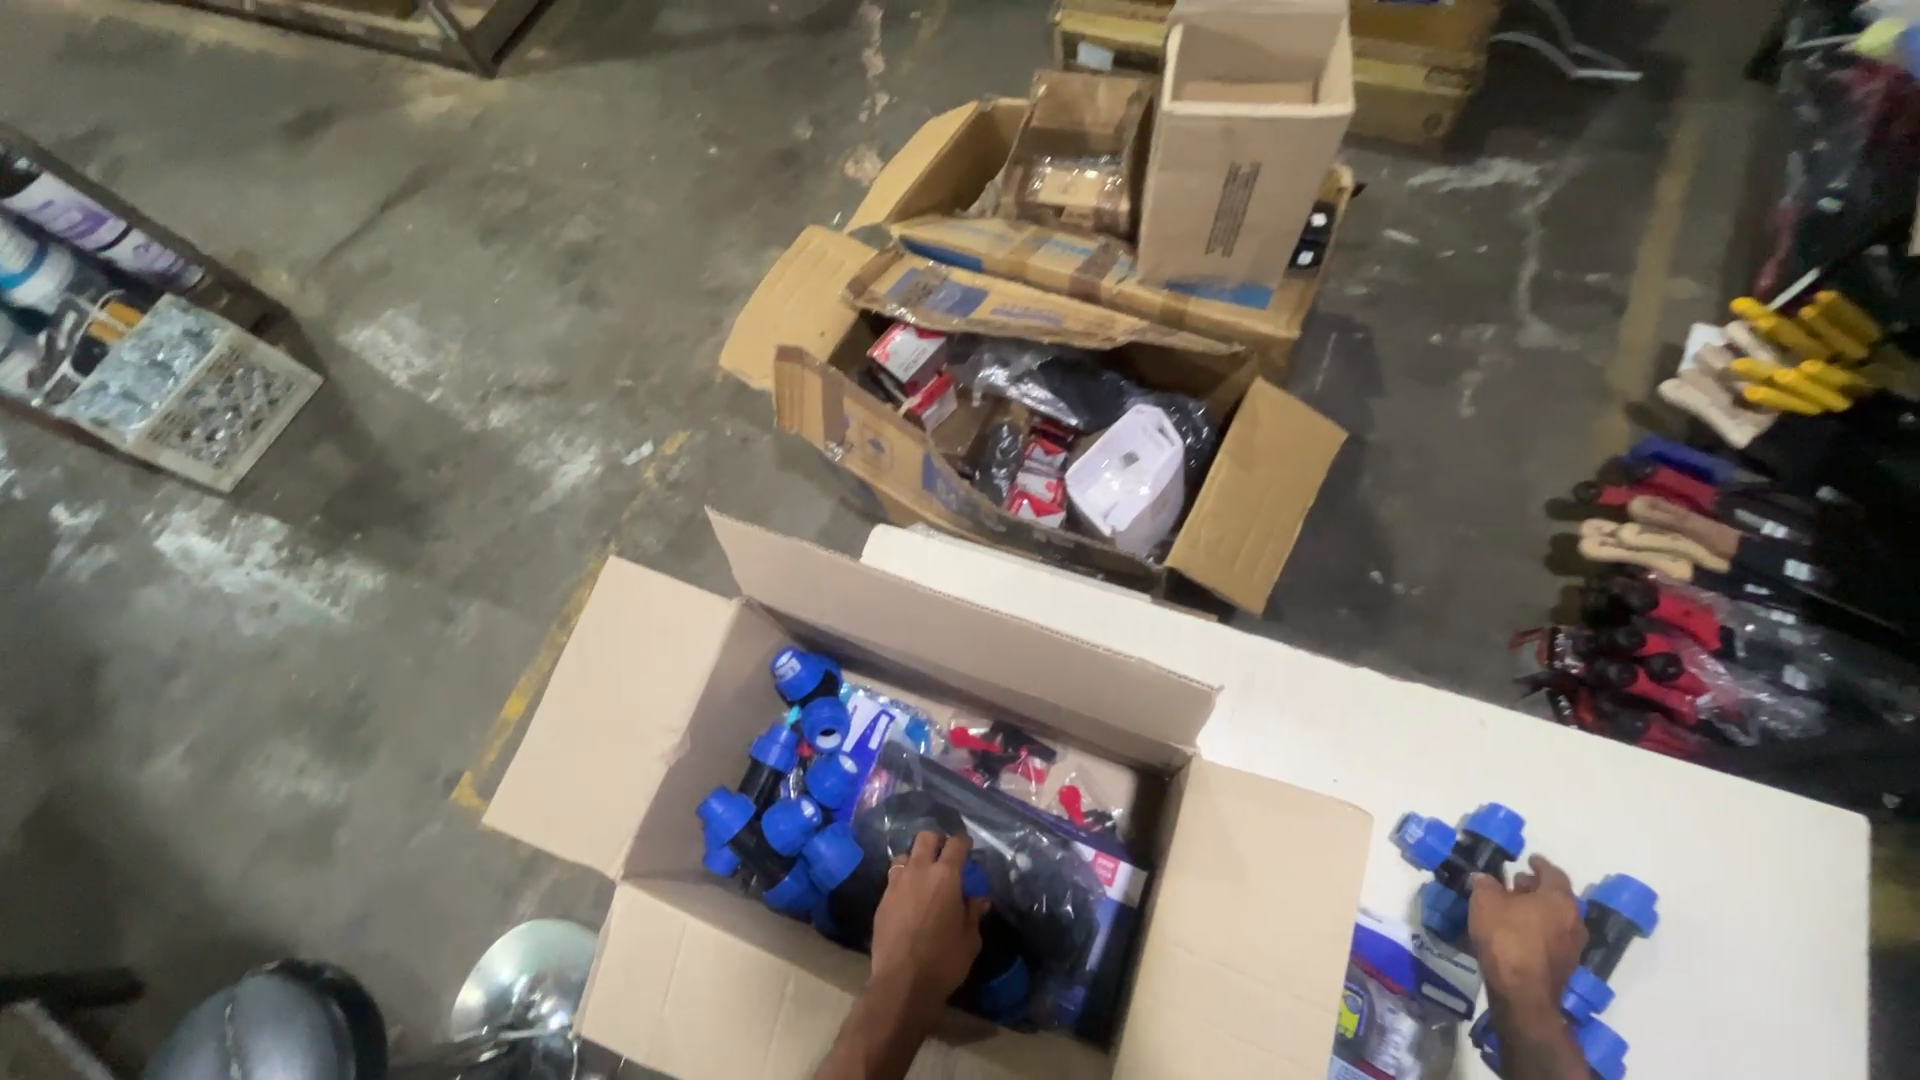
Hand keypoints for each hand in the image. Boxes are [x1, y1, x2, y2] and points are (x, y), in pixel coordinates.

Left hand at [869, 831, 989, 1014]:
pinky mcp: (882, 899)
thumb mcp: (969, 940)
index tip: (967, 848)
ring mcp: (897, 883)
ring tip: (923, 874)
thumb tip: (979, 899)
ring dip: (915, 859)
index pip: (956, 844)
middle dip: (937, 840)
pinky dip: (903, 879)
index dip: (963, 843)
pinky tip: (908, 896)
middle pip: (925, 838)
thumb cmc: (943, 961)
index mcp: (946, 876)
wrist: (901, 983)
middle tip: (944, 853)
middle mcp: (919, 871)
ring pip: (905, 855)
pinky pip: (893, 878)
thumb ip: (973, 913)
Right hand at [1468, 854, 1587, 1017]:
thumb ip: (1486, 884)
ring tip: (1515, 907)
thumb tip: (1485, 878)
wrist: (1522, 989)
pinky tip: (1519, 930)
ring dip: (1539, 909)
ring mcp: (1573, 945)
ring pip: (1557, 918)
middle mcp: (1573, 920)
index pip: (1554, 874)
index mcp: (1559, 899)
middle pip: (1558, 896)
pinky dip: (1539, 927)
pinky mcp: (1566, 964)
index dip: (1540, 864)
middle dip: (1538, 888)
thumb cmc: (1505, 935)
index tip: (1530, 859)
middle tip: (1517, 883)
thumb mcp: (1485, 901)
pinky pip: (1554, 936)